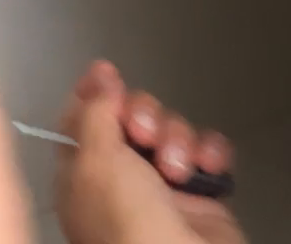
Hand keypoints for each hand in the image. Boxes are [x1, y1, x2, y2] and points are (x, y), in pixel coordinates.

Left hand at [55, 61, 246, 243]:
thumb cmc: (126, 220)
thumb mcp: (95, 158)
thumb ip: (95, 110)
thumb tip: (100, 78)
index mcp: (81, 174)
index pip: (80, 118)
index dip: (92, 91)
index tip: (105, 70)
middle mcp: (119, 179)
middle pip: (131, 116)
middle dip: (143, 115)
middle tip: (144, 134)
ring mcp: (162, 187)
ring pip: (170, 129)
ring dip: (177, 139)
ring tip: (178, 169)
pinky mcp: (201, 194)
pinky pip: (206, 150)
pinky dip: (209, 151)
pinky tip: (206, 166)